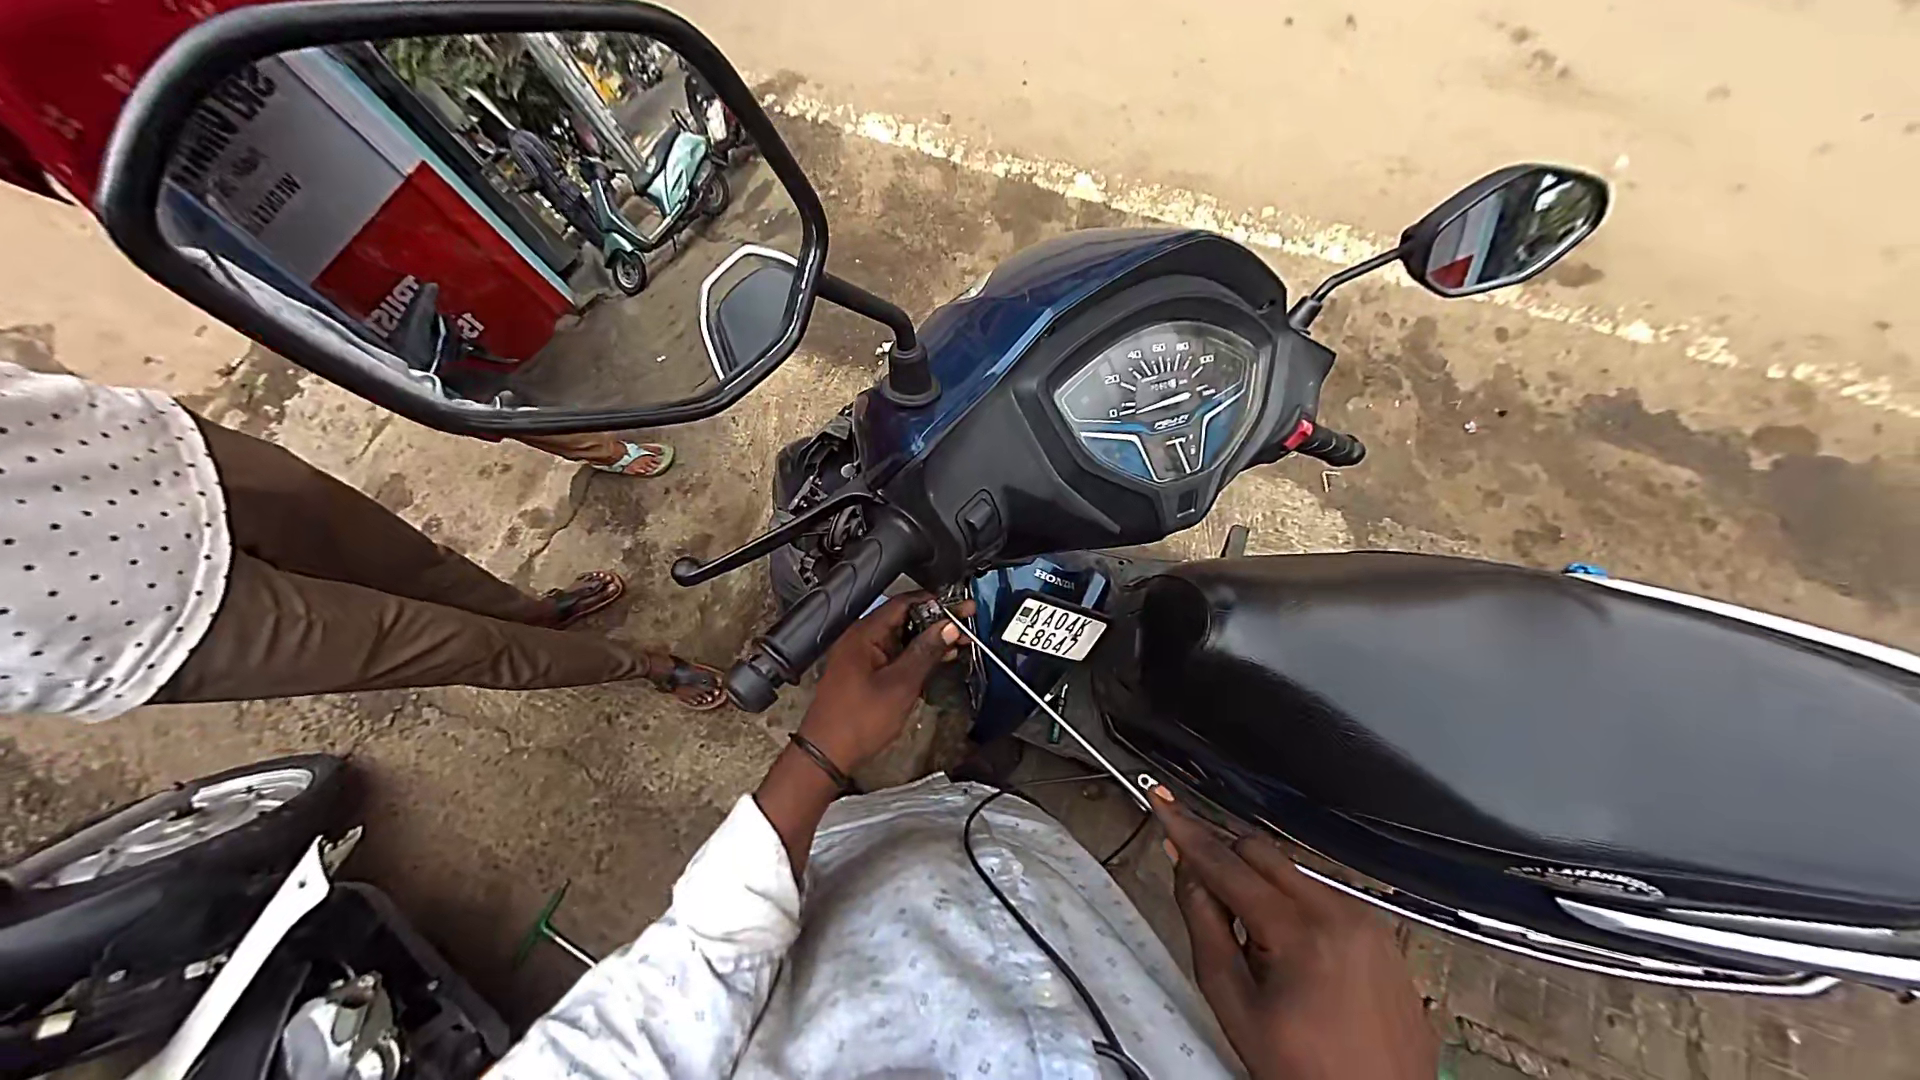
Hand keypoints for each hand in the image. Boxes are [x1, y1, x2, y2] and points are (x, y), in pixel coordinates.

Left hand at [797, 594, 972, 774]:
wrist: (826, 755)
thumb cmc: (858, 720)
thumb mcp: (900, 684)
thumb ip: (926, 652)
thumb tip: (948, 626)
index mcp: (864, 633)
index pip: (904, 603)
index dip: (936, 602)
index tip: (961, 607)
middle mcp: (860, 638)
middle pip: (903, 619)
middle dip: (936, 622)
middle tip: (965, 627)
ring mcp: (861, 656)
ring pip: (901, 638)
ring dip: (928, 640)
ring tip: (958, 643)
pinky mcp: (864, 673)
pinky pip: (894, 654)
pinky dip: (915, 656)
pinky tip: (936, 661)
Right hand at [1153, 789, 1436, 1079]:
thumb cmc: (1300, 1070)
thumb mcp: (1231, 1000)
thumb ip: (1203, 921)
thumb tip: (1185, 865)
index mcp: (1300, 933)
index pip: (1226, 862)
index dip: (1186, 829)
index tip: (1162, 800)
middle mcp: (1340, 912)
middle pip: (1258, 850)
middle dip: (1223, 860)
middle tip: (1205, 893)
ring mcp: (1367, 920)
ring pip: (1287, 868)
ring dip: (1257, 883)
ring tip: (1255, 940)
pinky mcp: (1380, 931)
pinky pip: (1319, 892)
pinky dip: (1290, 901)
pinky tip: (1288, 948)